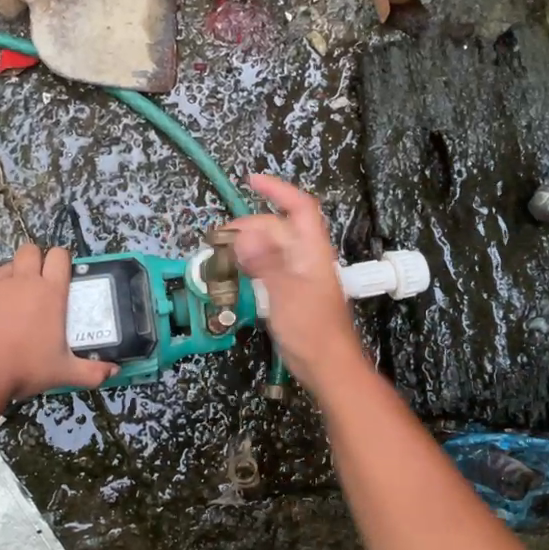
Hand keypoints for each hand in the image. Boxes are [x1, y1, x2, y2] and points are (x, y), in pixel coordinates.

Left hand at [0, 243, 116, 398]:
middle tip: (38, 281)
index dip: (62, 260)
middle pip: (31, 250)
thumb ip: (92, 371)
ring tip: (15, 295)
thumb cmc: (25, 368)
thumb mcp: (63, 372)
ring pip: (9, 263)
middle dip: (36, 259)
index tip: (62, 274)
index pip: (60, 256)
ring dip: (15, 273)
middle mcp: (24, 280)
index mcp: (50, 292)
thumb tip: (113, 371)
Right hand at [224, 174, 363, 375]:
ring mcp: (301, 276)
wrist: (329, 368)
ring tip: (222, 250)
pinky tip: (236, 271)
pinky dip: (251, 263)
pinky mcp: (293, 293)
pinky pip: (270, 267)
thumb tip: (243, 235)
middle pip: (280, 228)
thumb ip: (266, 263)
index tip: (251, 181)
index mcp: (312, 251)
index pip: (300, 208)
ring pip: (273, 247)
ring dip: (249, 243)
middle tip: (219, 236)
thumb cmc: (313, 332)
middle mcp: (308, 258)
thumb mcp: (286, 294)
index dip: (278, 190)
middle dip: (250, 225)